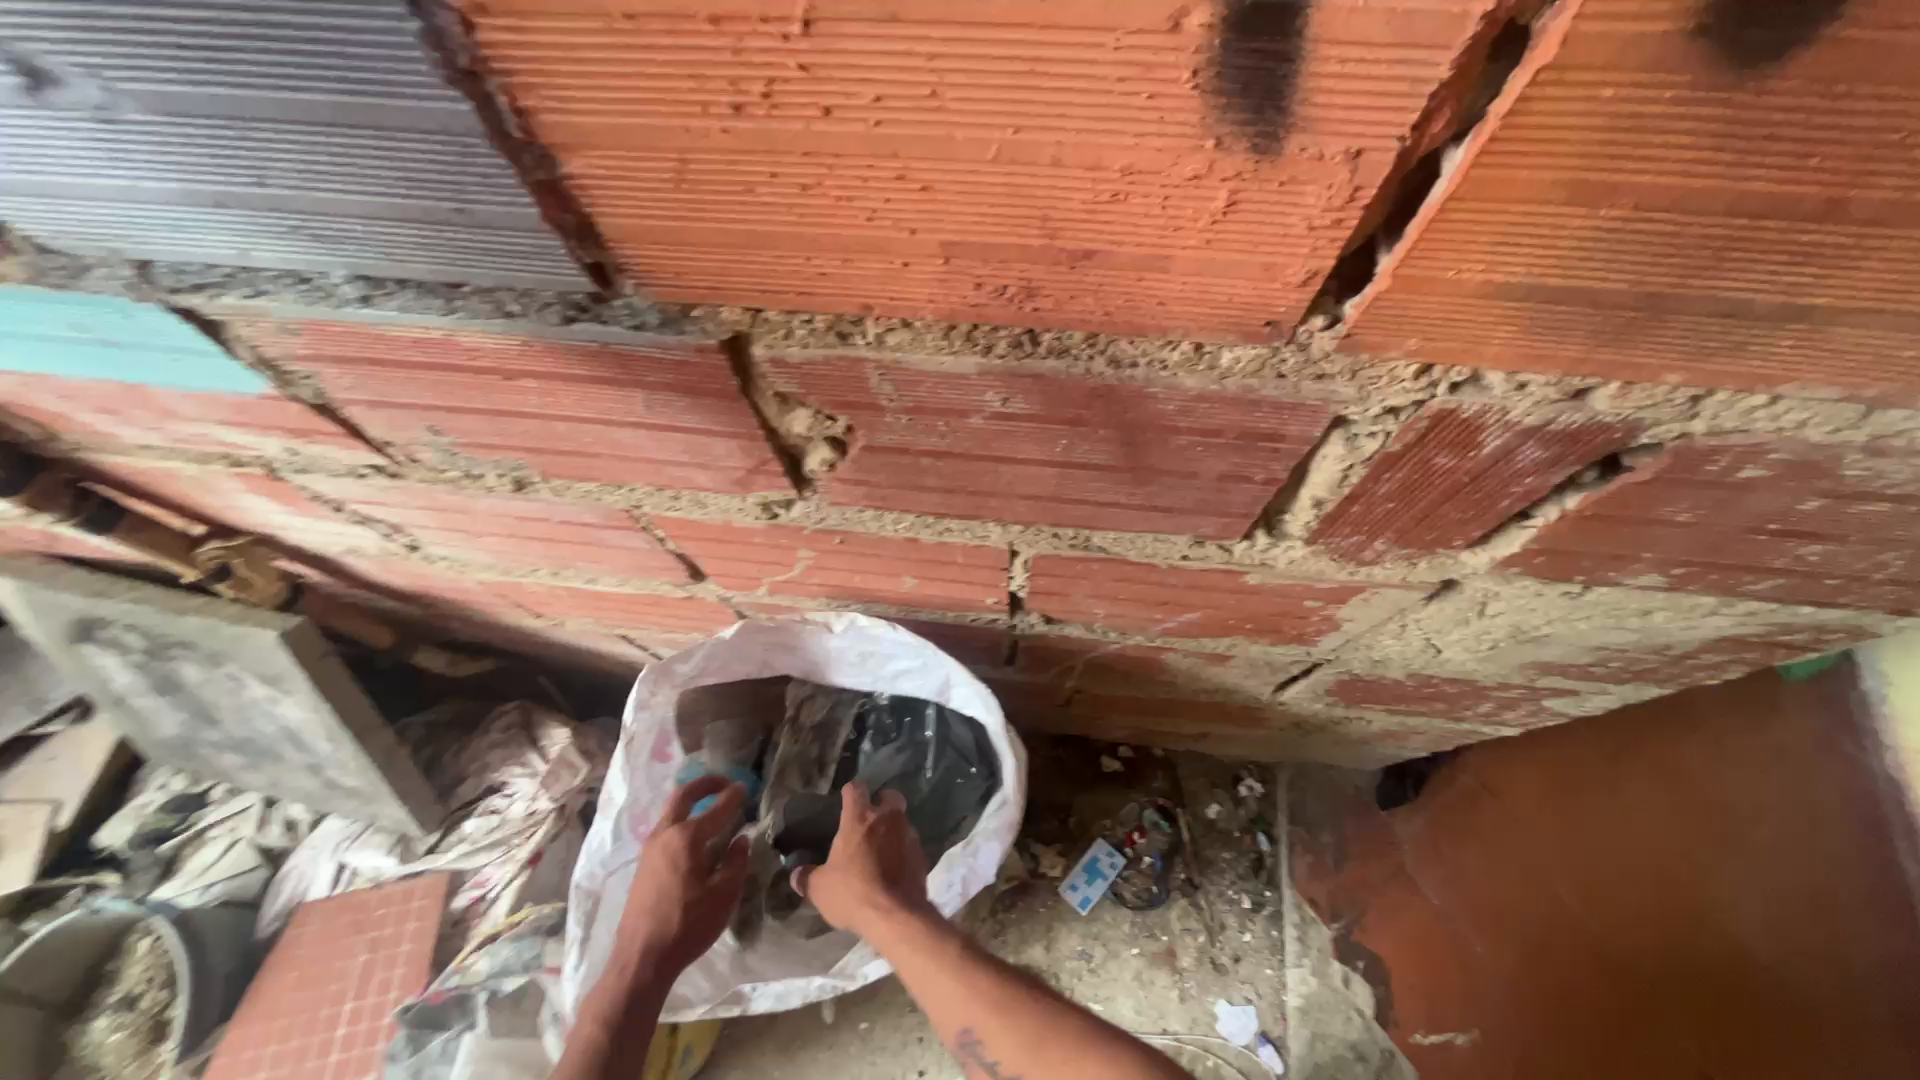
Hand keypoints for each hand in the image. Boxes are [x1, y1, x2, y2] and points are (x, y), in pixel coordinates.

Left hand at [614, 775, 750, 977]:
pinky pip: (665, 830)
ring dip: (691, 803)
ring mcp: (649, 850)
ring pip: (671, 813)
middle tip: (724, 781)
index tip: (746, 786)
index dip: (734, 796)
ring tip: (711, 806)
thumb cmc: (688, 925)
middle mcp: (664, 835)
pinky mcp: (643, 865)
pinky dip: (682, 820)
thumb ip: (735, 862)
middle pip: (683, 797)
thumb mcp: (724, 895)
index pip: (717, 808)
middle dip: (704, 785)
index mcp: (687, 838)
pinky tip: (695, 836)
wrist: (642, 957)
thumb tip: (741, 838)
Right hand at [791, 782, 932, 937]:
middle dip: (882, 802)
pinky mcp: (921, 855)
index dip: (851, 791)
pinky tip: (894, 868)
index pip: (856, 789)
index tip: (846, 798)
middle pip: (890, 796)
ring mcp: (908, 835)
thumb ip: (807, 877)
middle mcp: (887, 819)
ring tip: (881, 849)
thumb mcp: (820, 889)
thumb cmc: (853, 892)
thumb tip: (796, 875)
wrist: (896, 915)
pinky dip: (902, 851)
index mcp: (859, 818)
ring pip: (903, 821)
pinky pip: (910, 845)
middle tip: (871, 819)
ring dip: (893, 829)